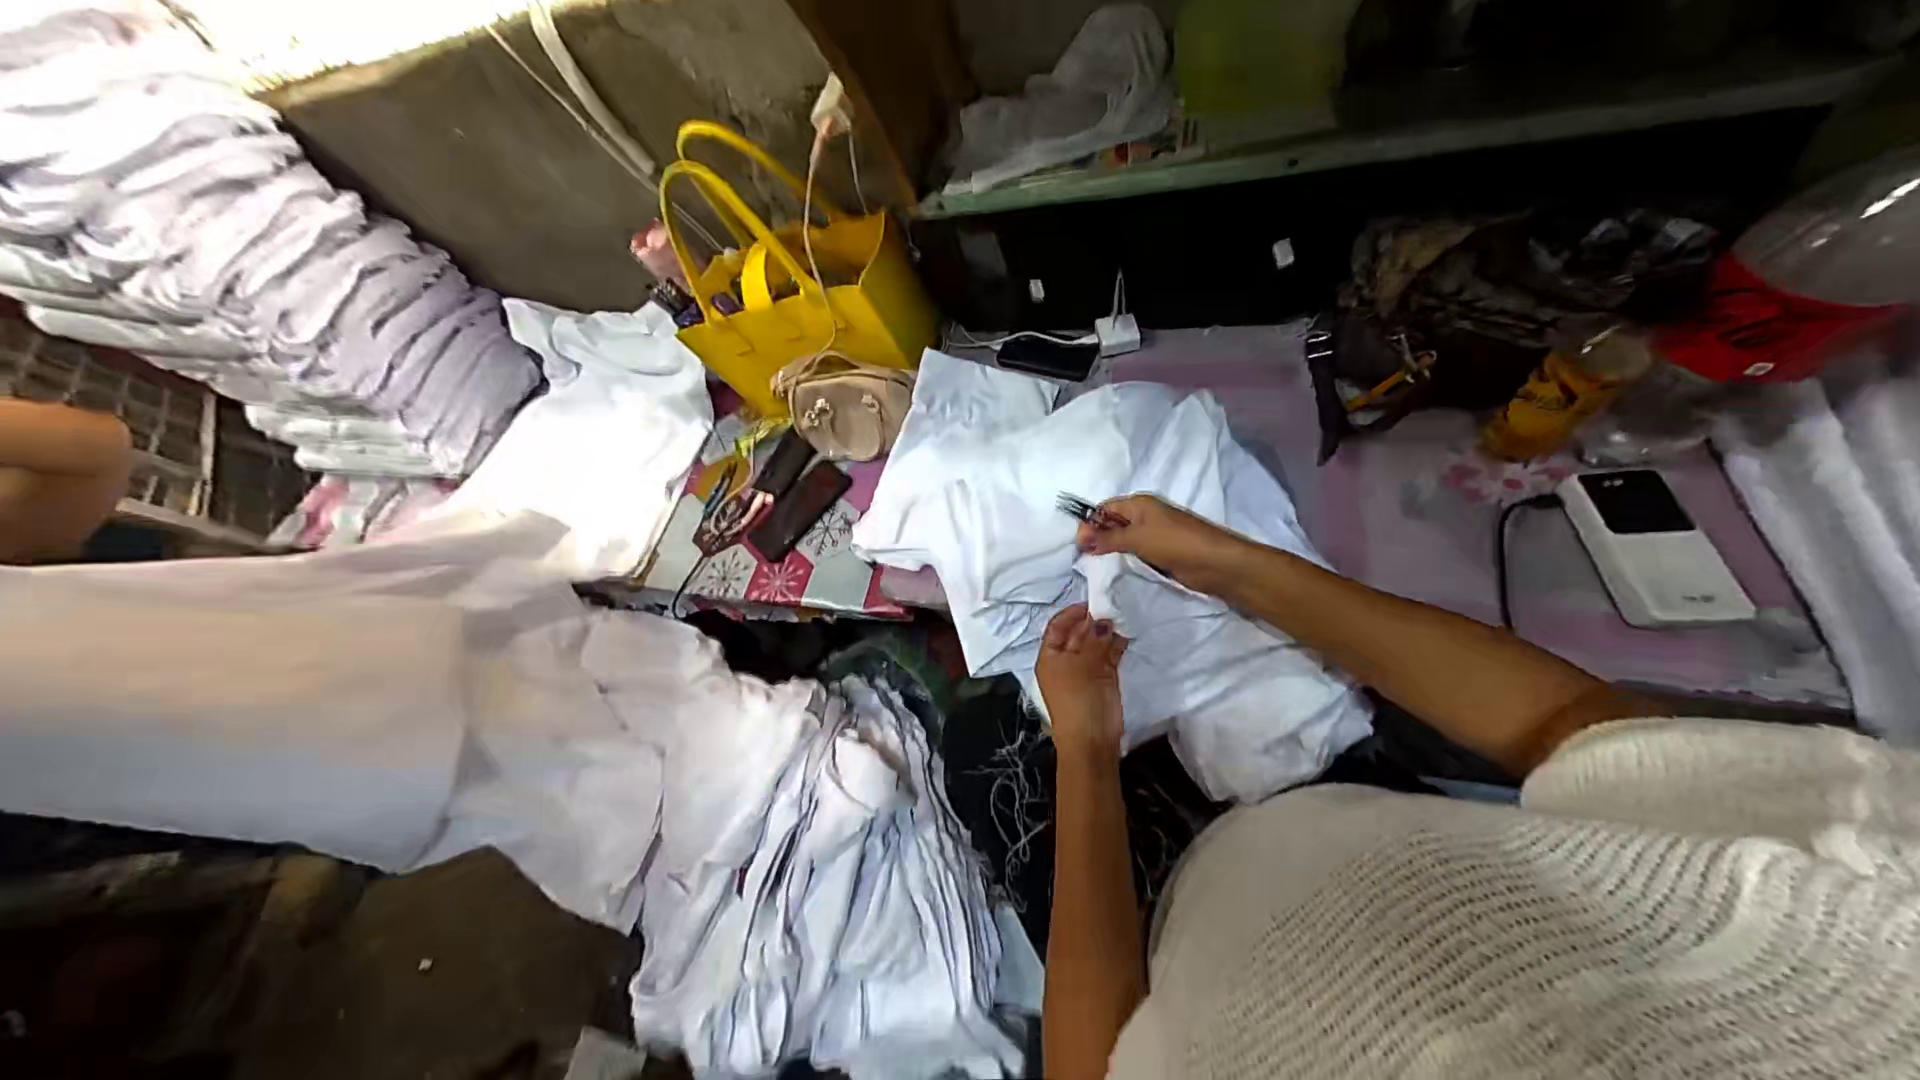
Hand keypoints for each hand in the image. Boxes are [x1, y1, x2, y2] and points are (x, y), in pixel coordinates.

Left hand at [1036, 604, 1128, 762]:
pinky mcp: (1104, 678)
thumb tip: (1102, 618)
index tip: (1092, 602)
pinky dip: (1117, 644)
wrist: (1091, 741)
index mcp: (1050, 657)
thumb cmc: (1078, 700)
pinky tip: (1127, 633)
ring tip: (1123, 616)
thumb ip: (1094, 639)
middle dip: (1094, 620)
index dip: (1072, 613)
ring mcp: (1085, 670)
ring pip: (1096, 643)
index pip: (1057, 626)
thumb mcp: (1083, 666)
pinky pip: (1109, 655)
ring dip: (1107, 631)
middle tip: (1114, 606)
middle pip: (1078, 632)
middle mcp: (1065, 660)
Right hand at [1075, 494, 1247, 597]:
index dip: (1090, 524)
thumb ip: (1107, 538)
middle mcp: (1144, 516)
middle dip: (1097, 539)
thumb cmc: (1176, 543)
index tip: (1079, 545)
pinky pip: (1134, 555)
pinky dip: (1125, 562)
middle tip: (1085, 559)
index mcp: (1139, 504)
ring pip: (1122, 542)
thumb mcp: (1137, 538)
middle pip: (1111, 524)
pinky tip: (1115, 572)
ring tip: (1096, 567)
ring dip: (1110, 553)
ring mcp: (1153, 535)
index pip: (1104, 508)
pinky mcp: (1159, 554)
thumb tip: (1080, 538)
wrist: (1217, 564)